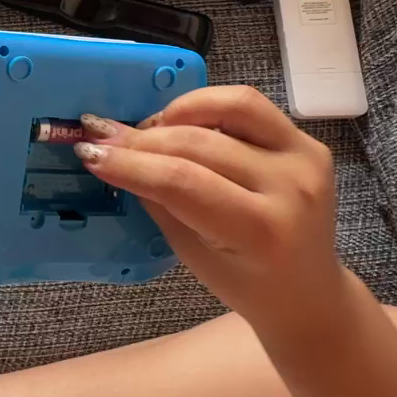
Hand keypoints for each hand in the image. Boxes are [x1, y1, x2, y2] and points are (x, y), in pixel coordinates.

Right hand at [71, 86, 350, 341]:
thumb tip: (112, 155)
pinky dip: (206, 105)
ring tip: (146, 128)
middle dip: (140, 138)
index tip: (89, 152)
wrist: (307, 291)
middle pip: (197, 143)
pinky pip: (248, 105)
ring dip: (174, 112)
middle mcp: (290, 188)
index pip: (182, 182)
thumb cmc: (242, 280)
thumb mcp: (189, 250)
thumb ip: (158, 198)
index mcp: (260, 231)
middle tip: (103, 137)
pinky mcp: (307, 141)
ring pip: (228, 107)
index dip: (129, 163)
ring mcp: (304, 158)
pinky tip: (180, 121)